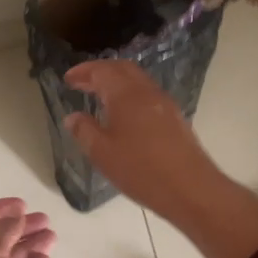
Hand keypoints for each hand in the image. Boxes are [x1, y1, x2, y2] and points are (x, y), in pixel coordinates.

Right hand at [61, 60, 232, 221]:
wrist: (189, 188)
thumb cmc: (140, 170)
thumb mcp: (102, 153)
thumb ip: (84, 131)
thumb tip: (72, 117)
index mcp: (126, 95)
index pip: (102, 71)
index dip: (83, 72)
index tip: (68, 79)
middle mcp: (147, 92)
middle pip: (123, 69)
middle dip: (101, 71)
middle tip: (82, 82)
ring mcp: (164, 104)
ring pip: (138, 82)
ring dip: (117, 83)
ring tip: (100, 97)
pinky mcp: (175, 118)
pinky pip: (147, 95)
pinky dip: (130, 95)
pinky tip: (124, 114)